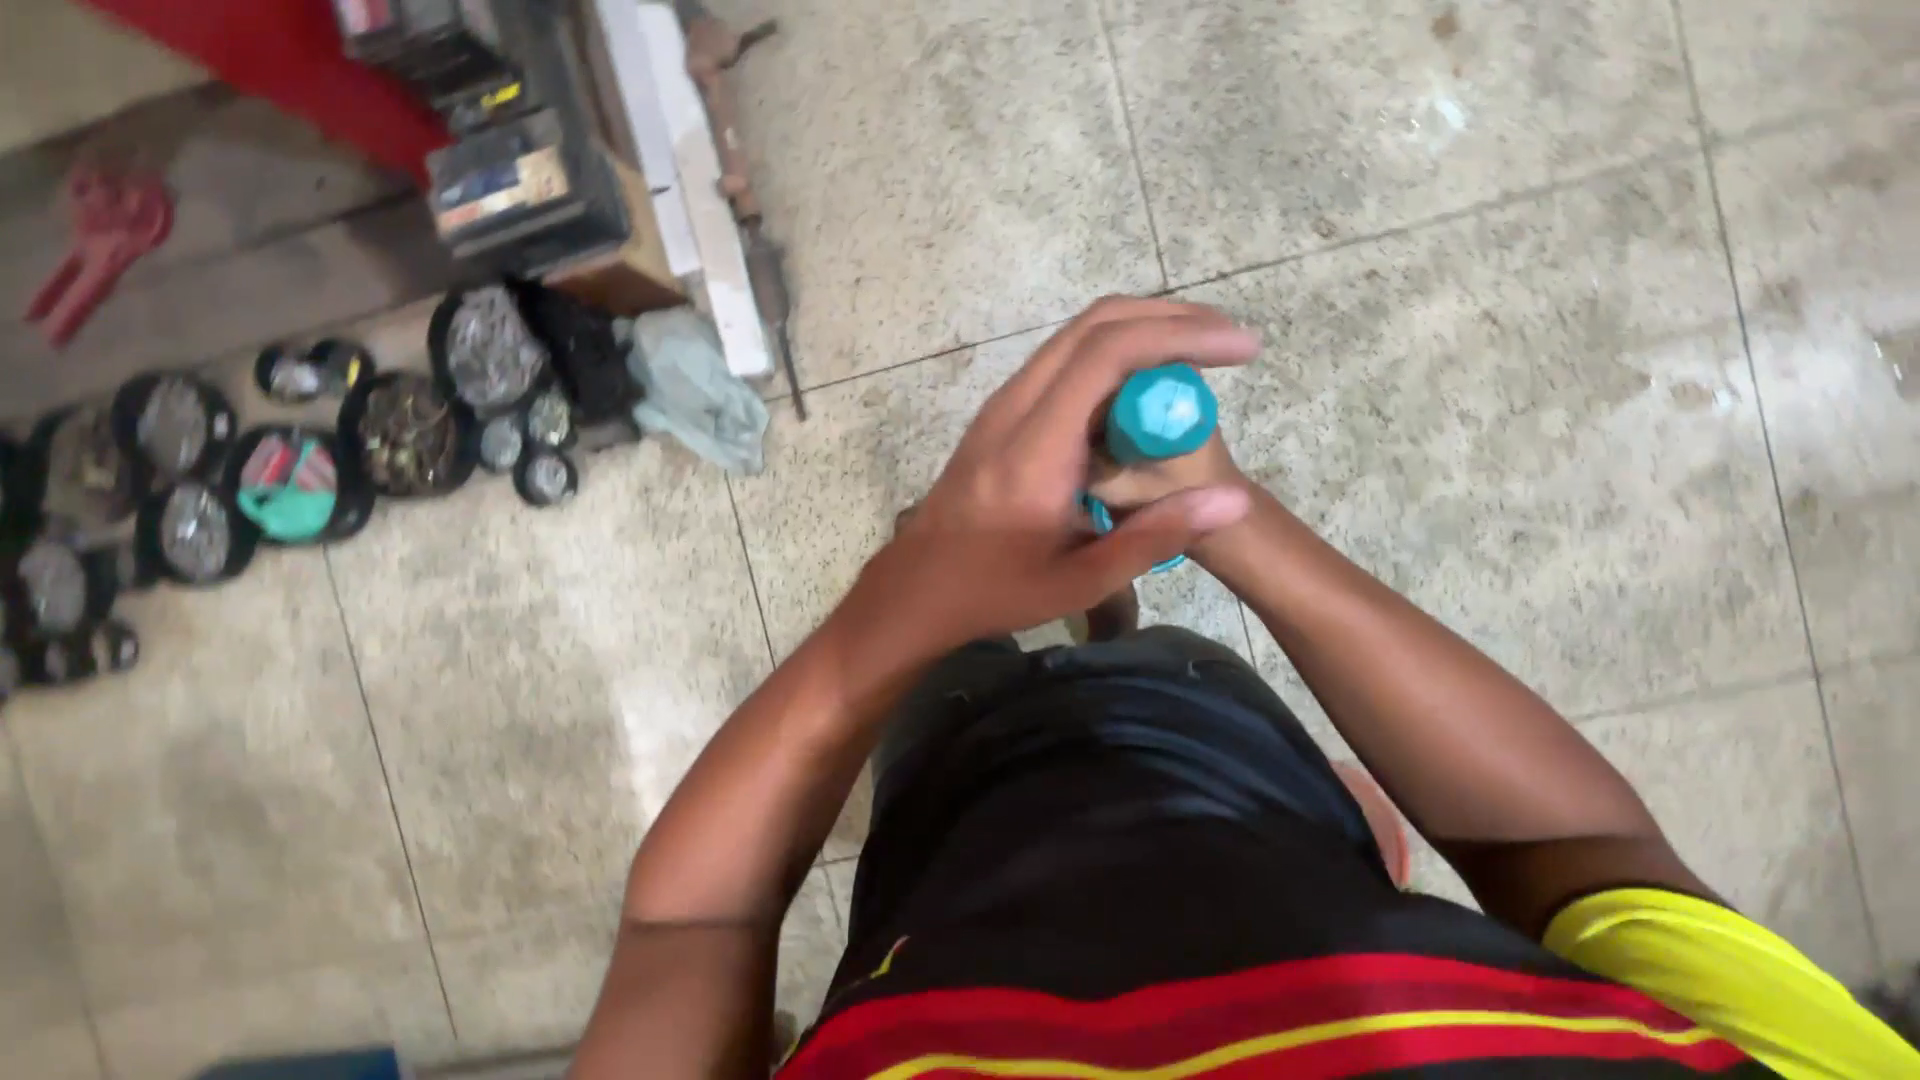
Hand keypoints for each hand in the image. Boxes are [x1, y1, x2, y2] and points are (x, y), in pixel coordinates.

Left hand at [849, 297, 1259, 653]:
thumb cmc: (994, 591)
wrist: (915, 589)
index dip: (1180, 335)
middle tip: (1228, 340)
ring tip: (1199, 356)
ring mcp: (1003, 407)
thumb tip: (1232, 498)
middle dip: (1169, 317)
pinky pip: (1062, 366)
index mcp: (1035, 443)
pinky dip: (1112, 359)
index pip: (1108, 353)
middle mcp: (1015, 407)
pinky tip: (1144, 392)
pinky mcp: (1001, 417)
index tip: (1240, 348)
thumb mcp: (1079, 580)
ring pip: (1075, 339)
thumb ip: (1154, 537)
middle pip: (1093, 325)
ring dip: (1139, 333)